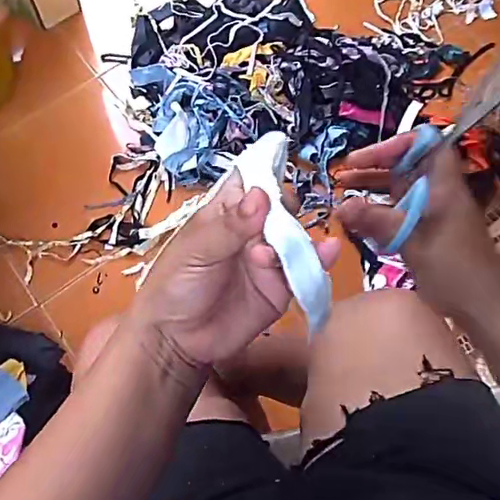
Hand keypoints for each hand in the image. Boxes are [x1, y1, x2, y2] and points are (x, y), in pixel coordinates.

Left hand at [128, 179, 341, 370]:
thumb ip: (230, 226)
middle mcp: (252, 232)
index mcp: (227, 213)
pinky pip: (305, 270)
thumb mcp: (196, 251)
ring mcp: (269, 260)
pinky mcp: (282, 288)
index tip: (283, 158)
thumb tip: (261, 194)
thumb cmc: (174, 286)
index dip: (267, 170)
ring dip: (298, 239)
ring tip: (279, 253)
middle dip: (287, 209)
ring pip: (297, 238)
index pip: (252, 182)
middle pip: (282, 208)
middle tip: (278, 221)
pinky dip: (318, 261)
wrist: (176, 342)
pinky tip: (326, 253)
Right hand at [334, 132, 499, 323]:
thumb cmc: (455, 271)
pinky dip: (383, 212)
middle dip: (375, 168)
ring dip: (375, 190)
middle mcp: (441, 192)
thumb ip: (377, 222)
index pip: (426, 143)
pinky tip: (361, 222)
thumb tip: (341, 206)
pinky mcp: (432, 231)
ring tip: (344, 197)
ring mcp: (437, 212)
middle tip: (343, 177)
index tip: (368, 159)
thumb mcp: (413, 244)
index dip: (397, 143)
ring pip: (403, 189)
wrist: (486, 306)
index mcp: (444, 185)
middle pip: (408, 165)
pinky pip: (404, 211)